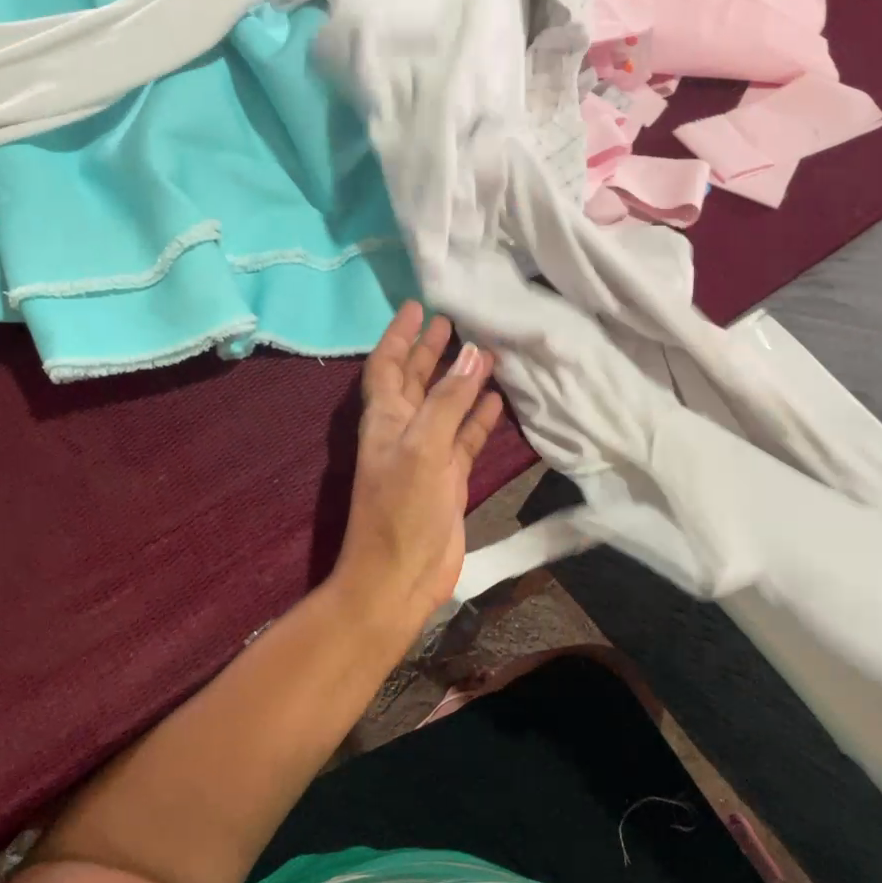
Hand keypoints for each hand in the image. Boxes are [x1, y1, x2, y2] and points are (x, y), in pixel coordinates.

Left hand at [328, 301, 503, 639]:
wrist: (400, 577)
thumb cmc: (401, 510)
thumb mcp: (422, 447)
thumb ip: (447, 400)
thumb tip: (472, 352)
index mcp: (385, 418)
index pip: (388, 366)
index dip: (400, 335)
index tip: (417, 305)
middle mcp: (403, 431)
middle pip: (417, 380)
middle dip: (432, 350)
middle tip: (456, 319)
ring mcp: (427, 455)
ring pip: (446, 406)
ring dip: (462, 379)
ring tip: (487, 349)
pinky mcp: (450, 478)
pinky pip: (466, 437)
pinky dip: (479, 417)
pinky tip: (497, 398)